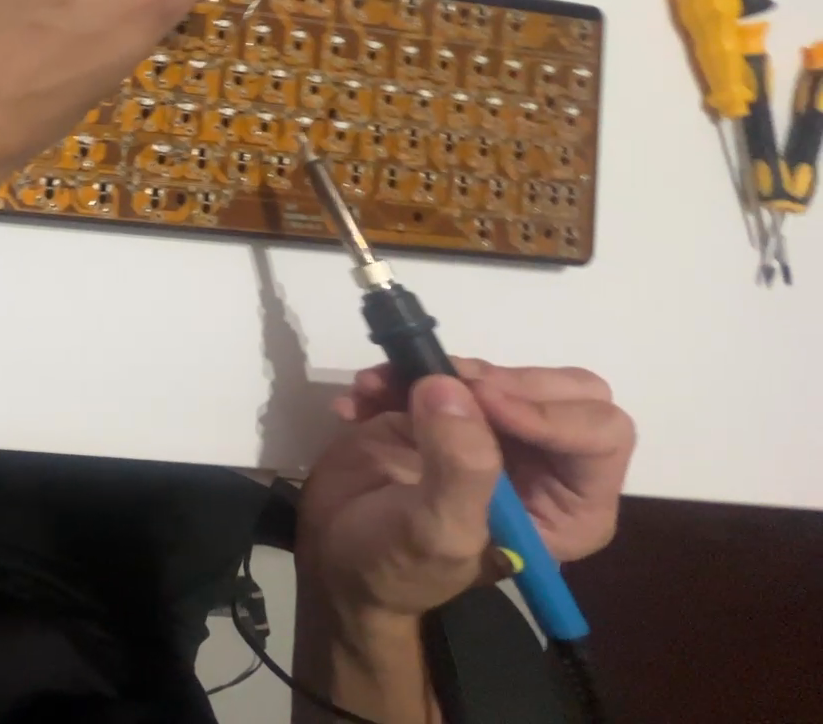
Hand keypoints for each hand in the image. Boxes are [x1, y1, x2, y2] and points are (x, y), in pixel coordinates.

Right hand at [337, 359, 635, 561]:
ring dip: (423, 370)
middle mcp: (535, 461)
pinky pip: (422, 371)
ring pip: (486, 374)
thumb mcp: (438, 532)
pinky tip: (353, 404)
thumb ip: (458, 468)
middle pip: (559, 390)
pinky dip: (385, 377)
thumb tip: (449, 389)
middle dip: (494, 380)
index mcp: (565, 502)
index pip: (598, 434)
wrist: (338, 560)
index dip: (546, 410)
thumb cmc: (399, 565)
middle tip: (438, 385)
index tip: (480, 401)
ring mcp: (479, 432)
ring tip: (370, 390)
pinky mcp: (428, 414)